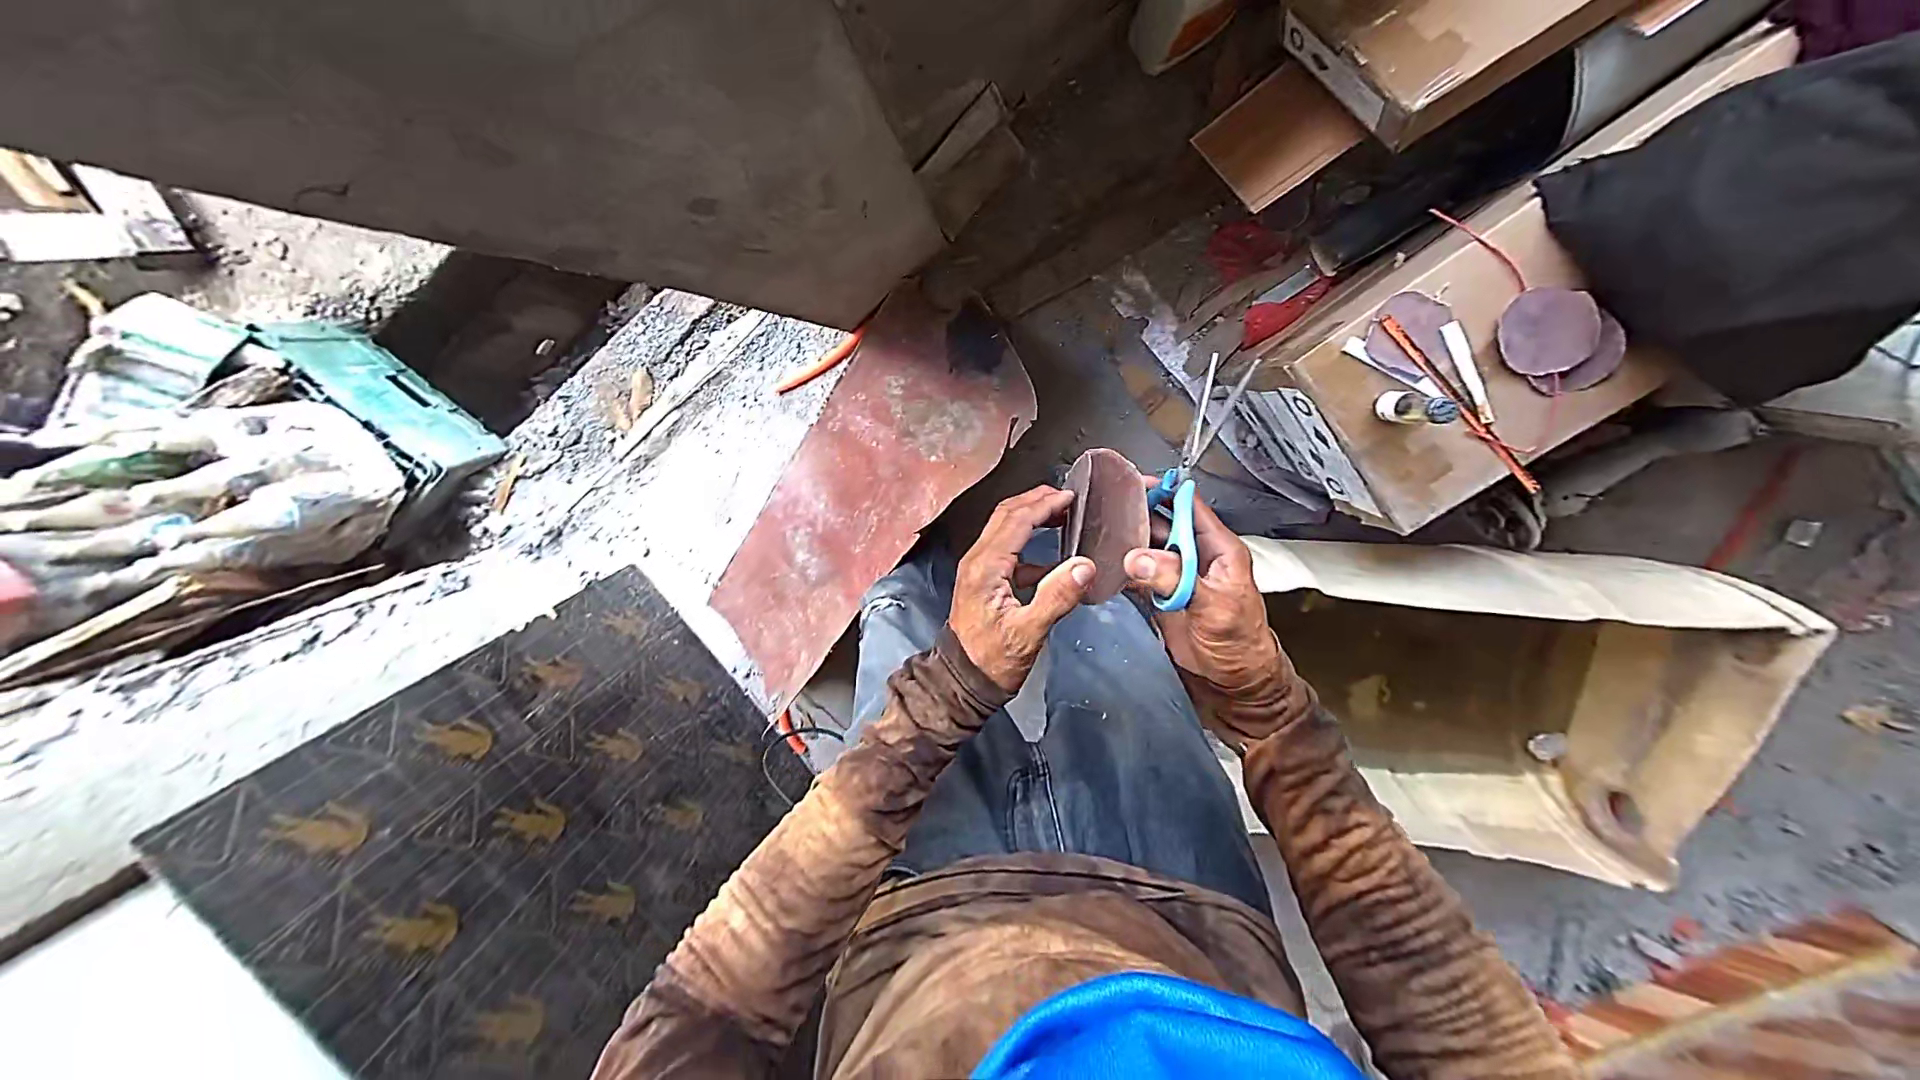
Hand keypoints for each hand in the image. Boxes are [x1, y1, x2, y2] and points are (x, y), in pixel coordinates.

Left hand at [949, 486, 1095, 692]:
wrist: (963, 682)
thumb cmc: (990, 661)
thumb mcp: (1028, 632)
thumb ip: (1056, 596)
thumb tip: (1084, 566)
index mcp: (986, 567)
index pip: (1016, 520)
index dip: (1044, 504)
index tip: (1070, 496)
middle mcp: (977, 561)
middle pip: (1006, 515)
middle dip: (1036, 500)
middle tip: (1066, 496)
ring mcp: (978, 570)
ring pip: (1004, 528)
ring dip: (1031, 516)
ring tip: (1061, 515)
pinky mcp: (984, 581)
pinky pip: (1007, 550)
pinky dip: (1029, 543)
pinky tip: (1052, 559)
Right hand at [1125, 486, 1281, 694]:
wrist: (1234, 681)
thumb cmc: (1240, 644)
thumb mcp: (1213, 606)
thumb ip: (1176, 579)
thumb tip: (1138, 558)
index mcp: (1218, 550)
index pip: (1190, 508)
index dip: (1165, 492)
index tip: (1137, 484)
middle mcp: (1195, 556)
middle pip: (1162, 523)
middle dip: (1138, 513)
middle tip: (1108, 507)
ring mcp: (1177, 574)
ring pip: (1147, 546)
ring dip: (1127, 540)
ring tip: (1102, 531)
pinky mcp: (1162, 594)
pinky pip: (1138, 573)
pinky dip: (1122, 568)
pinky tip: (1106, 563)